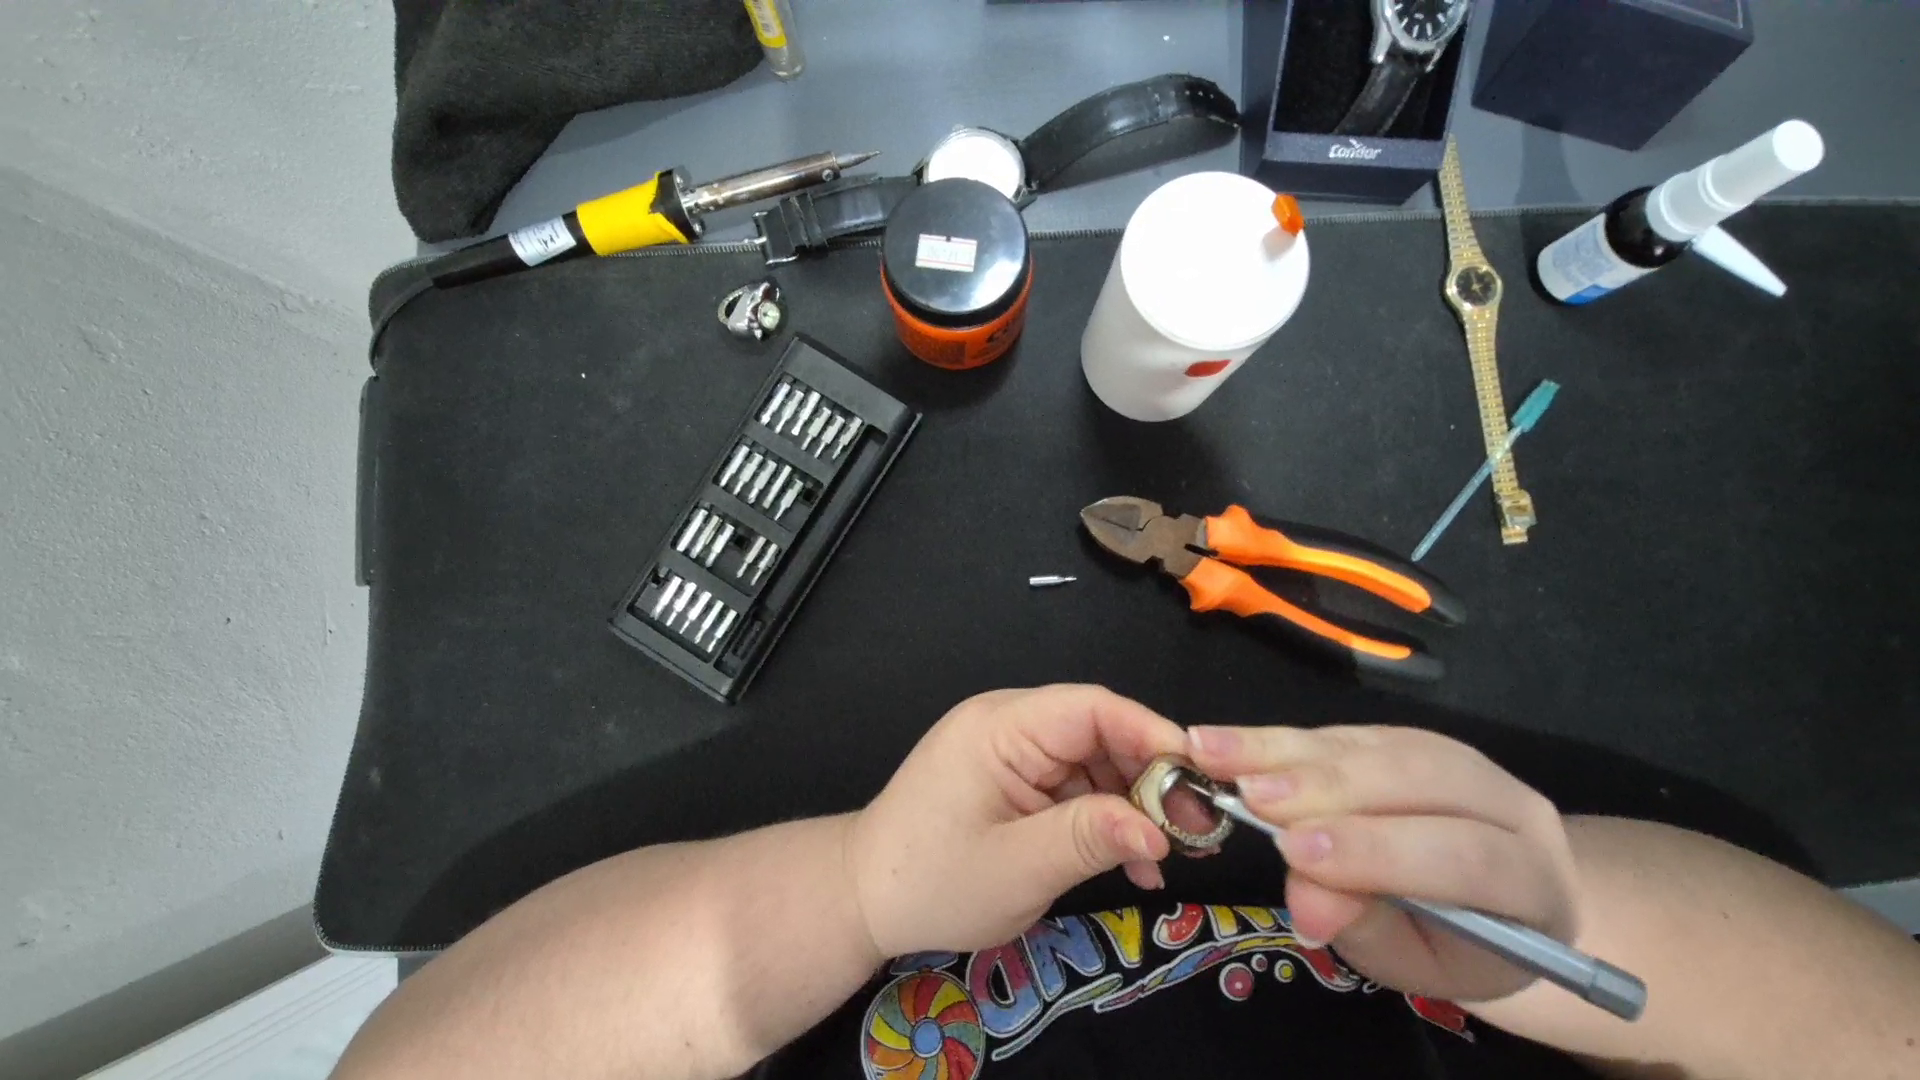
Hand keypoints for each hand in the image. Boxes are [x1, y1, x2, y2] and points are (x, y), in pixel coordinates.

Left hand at [847, 685, 1189, 957]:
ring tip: (1165, 856)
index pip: (1091, 708)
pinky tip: (1131, 861)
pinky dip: (1104, 818)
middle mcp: (1009, 724)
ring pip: (1094, 761)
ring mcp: (1012, 752)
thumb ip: (1090, 838)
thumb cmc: (932, 882)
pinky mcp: (1014, 779)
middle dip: (1149, 777)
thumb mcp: (1017, 868)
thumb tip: (1162, 828)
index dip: (1151, 735)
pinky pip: (1074, 786)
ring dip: (1132, 805)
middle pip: (1098, 732)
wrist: (863, 897)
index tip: (1199, 779)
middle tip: (1195, 831)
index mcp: (1001, 726)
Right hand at [1187, 724, 1580, 1003]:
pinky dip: (1278, 740)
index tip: (1295, 851)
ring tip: (1215, 753)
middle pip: (1415, 778)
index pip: (1461, 857)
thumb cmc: (1451, 948)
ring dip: (1285, 749)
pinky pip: (1340, 731)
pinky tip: (1230, 744)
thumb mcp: (1413, 962)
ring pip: (1371, 743)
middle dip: (1324, 785)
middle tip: (1249, 794)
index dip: (1377, 850)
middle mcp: (1503, 803)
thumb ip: (1365, 925)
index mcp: (1531, 880)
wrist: (1496, 903)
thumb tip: (1303, 900)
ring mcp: (1452, 757)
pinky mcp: (1402, 736)